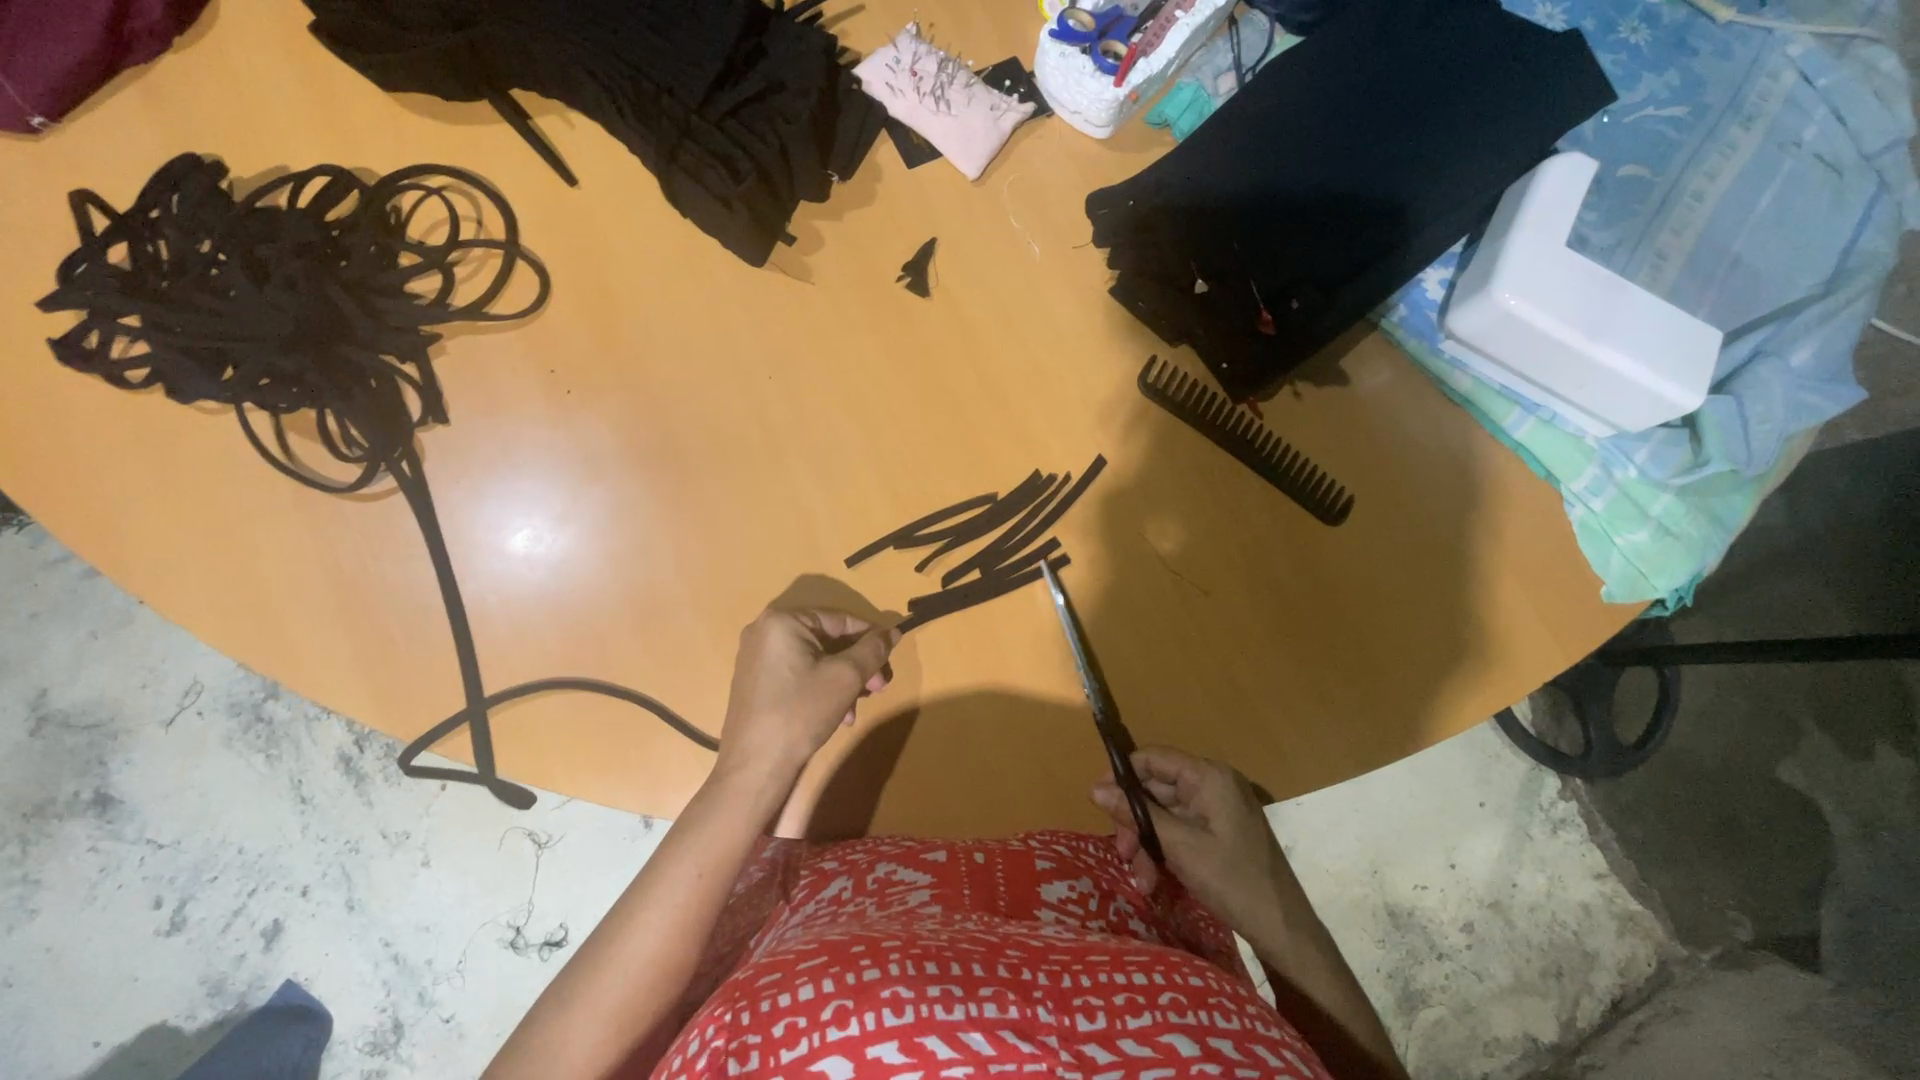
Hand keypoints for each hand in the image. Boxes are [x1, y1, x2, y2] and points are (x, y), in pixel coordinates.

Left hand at [715, 607, 898, 783]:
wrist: (755, 765)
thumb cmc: (801, 711)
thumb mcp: (846, 677)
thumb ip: (872, 650)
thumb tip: (892, 632)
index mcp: (783, 621)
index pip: (839, 619)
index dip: (870, 637)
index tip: (891, 658)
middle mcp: (764, 632)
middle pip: (827, 640)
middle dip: (857, 665)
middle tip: (878, 688)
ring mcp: (756, 658)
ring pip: (815, 660)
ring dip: (842, 681)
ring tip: (856, 709)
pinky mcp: (755, 682)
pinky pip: (798, 674)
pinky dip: (821, 688)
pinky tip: (837, 715)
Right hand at [1091, 745, 1302, 932]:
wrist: (1282, 927)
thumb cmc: (1232, 880)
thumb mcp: (1178, 846)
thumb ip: (1136, 814)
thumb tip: (1095, 788)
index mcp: (1209, 777)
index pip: (1152, 758)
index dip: (1122, 777)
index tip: (1100, 805)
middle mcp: (1214, 783)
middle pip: (1156, 787)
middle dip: (1135, 821)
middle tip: (1124, 854)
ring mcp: (1219, 807)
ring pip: (1165, 812)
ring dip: (1148, 841)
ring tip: (1141, 878)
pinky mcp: (1221, 829)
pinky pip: (1181, 827)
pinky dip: (1165, 848)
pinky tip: (1155, 878)